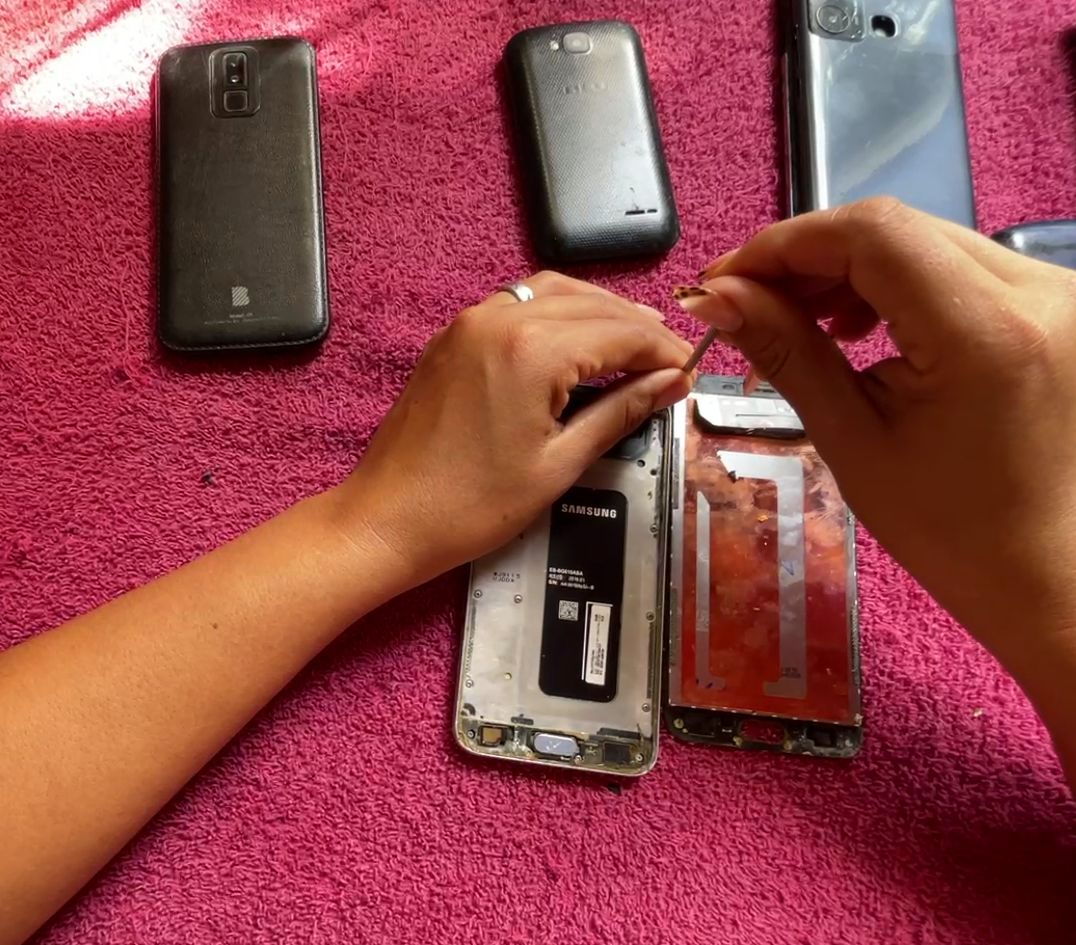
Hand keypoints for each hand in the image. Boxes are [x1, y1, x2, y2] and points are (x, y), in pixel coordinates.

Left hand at [335, 271, 692, 584]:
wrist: (387, 519)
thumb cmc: (469, 507)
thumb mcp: (557, 465)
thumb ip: (618, 414)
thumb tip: (668, 384)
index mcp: (530, 349)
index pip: (620, 330)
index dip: (663, 351)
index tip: (688, 373)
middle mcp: (497, 319)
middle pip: (590, 304)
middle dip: (635, 328)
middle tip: (667, 362)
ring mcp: (466, 325)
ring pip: (551, 294)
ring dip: (595, 314)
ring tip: (628, 348)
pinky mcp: (448, 340)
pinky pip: (513, 306)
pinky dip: (552, 316)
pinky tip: (571, 346)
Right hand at [676, 197, 1075, 644]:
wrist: (1036, 556)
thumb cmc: (935, 517)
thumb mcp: (844, 433)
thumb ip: (784, 348)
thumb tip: (711, 298)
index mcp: (986, 331)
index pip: (873, 236)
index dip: (783, 246)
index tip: (719, 282)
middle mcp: (1037, 286)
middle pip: (893, 229)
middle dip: (800, 259)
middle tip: (738, 304)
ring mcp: (1053, 284)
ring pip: (915, 239)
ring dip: (835, 271)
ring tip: (786, 320)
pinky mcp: (1047, 295)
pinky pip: (942, 263)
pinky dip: (878, 282)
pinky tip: (844, 325)